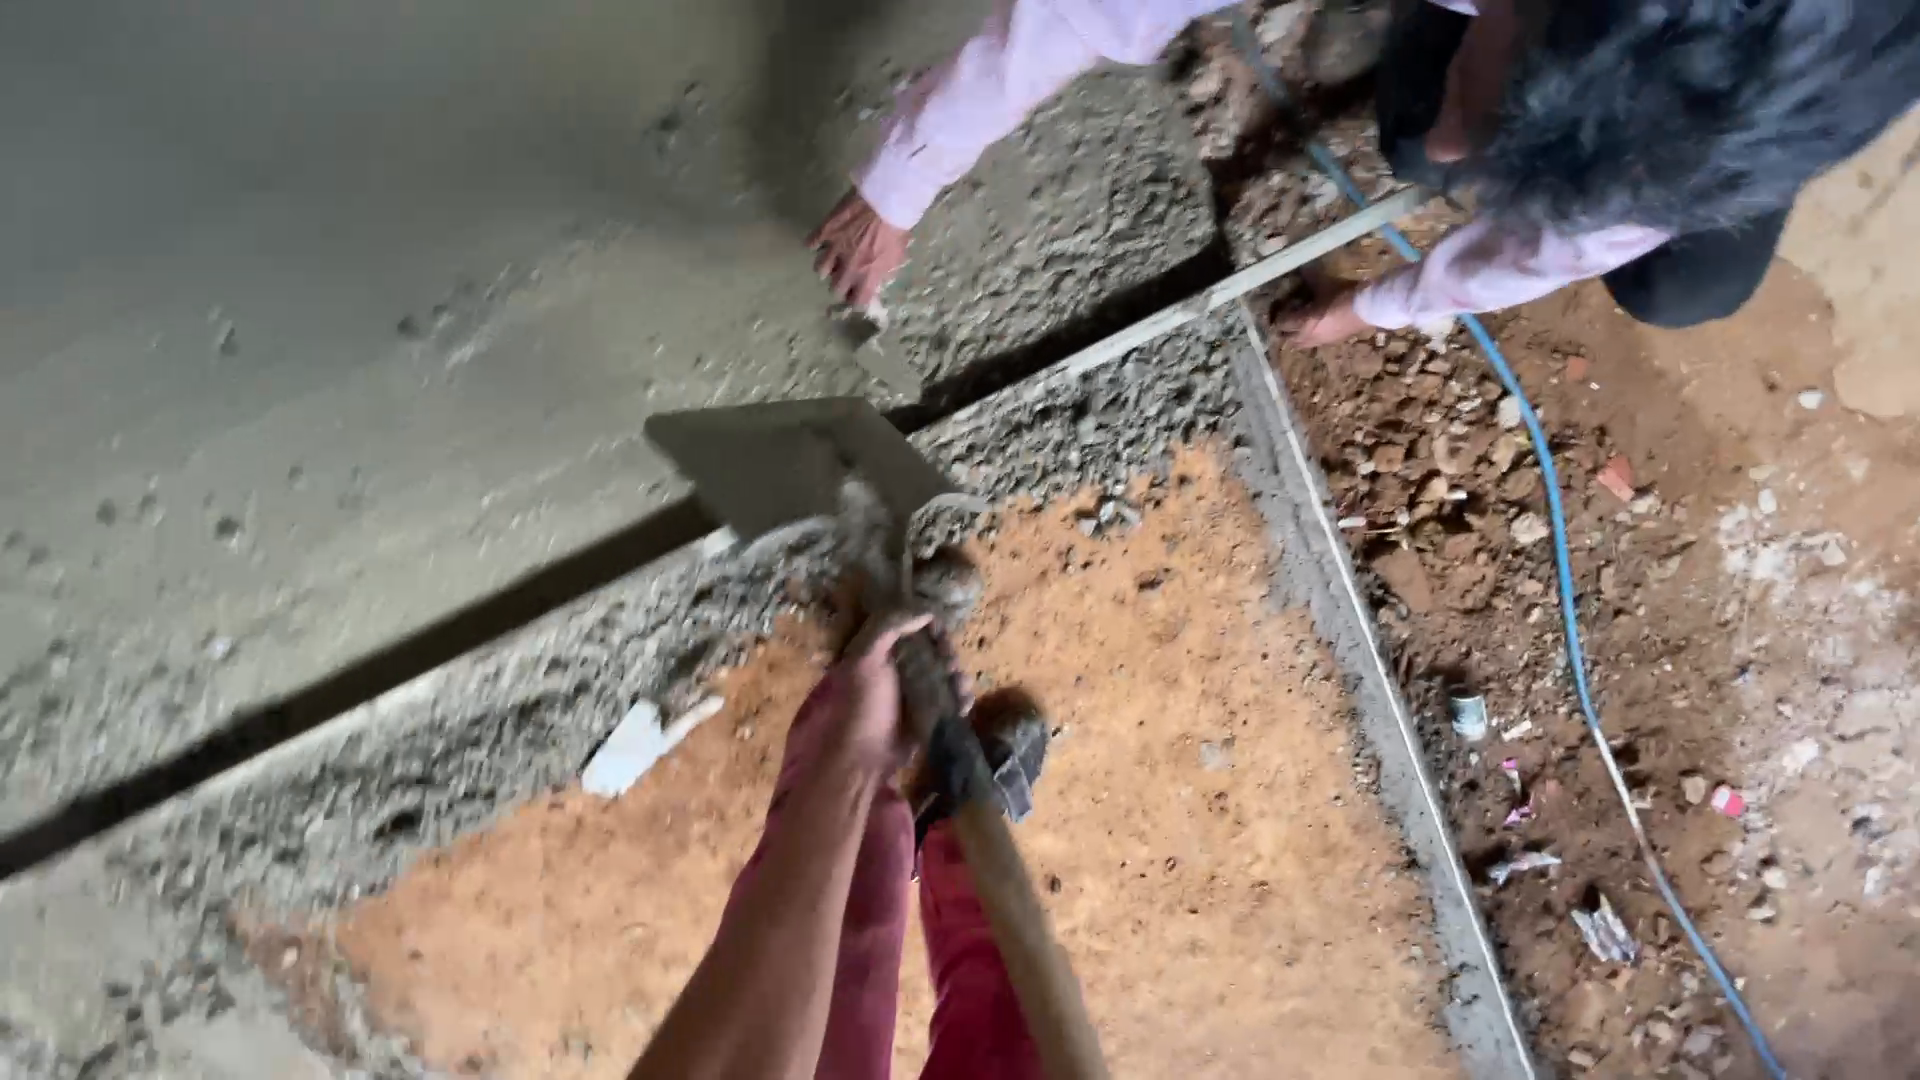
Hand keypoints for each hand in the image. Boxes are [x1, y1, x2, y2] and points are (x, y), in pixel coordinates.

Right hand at [807, 190, 908, 308]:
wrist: (885, 200)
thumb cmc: (896, 230)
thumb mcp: (897, 257)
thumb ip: (883, 273)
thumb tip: (876, 282)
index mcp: (868, 277)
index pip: (857, 302)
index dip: (856, 299)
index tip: (857, 295)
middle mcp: (848, 268)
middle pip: (835, 289)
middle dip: (840, 285)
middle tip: (844, 278)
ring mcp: (834, 249)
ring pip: (820, 269)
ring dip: (826, 267)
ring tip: (831, 261)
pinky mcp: (825, 230)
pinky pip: (811, 243)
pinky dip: (814, 244)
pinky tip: (819, 242)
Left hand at [827, 612, 969, 775]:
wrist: (866, 755)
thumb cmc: (864, 703)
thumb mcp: (866, 658)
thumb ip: (889, 627)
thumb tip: (926, 612)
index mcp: (884, 646)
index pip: (916, 624)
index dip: (933, 628)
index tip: (940, 640)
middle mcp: (901, 663)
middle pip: (938, 648)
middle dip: (950, 656)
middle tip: (952, 669)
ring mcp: (917, 688)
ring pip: (949, 672)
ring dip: (960, 679)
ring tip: (961, 693)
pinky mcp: (930, 710)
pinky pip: (953, 696)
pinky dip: (962, 698)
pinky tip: (963, 707)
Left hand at [1277, 285, 1370, 347]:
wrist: (1370, 308)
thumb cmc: (1344, 295)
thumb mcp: (1325, 285)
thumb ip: (1311, 278)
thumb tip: (1302, 269)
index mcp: (1302, 322)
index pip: (1281, 323)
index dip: (1279, 316)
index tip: (1281, 309)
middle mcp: (1307, 336)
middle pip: (1288, 340)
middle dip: (1284, 332)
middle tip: (1286, 322)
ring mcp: (1320, 341)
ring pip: (1301, 345)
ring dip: (1297, 337)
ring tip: (1299, 327)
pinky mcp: (1332, 343)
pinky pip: (1315, 343)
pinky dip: (1310, 337)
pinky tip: (1317, 328)